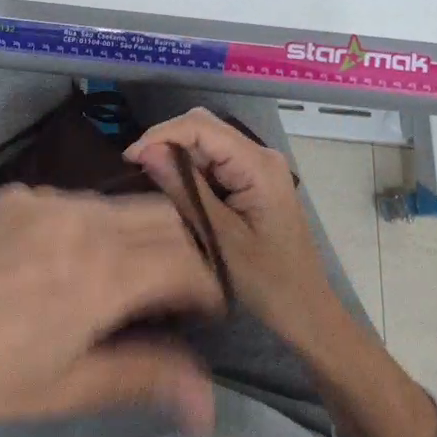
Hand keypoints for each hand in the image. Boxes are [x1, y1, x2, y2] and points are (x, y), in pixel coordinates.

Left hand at [0, 186, 226, 436]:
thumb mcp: (72, 386)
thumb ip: (147, 377)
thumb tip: (207, 402)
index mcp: (102, 269)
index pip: (188, 257)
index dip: (210, 283)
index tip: (210, 310)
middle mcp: (79, 218)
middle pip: (162, 216)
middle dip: (184, 249)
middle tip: (178, 294)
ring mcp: (43, 199)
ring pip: (118, 205)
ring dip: (139, 235)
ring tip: (125, 281)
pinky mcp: (13, 196)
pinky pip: (73, 201)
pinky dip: (92, 225)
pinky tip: (69, 264)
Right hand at [124, 108, 344, 351]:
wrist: (306, 310)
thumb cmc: (267, 281)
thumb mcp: (219, 238)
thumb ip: (183, 190)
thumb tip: (146, 152)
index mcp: (258, 165)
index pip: (201, 126)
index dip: (161, 135)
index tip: (130, 159)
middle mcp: (260, 155)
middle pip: (203, 127)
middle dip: (166, 142)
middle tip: (136, 169)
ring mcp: (259, 166)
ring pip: (206, 142)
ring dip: (177, 156)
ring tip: (150, 180)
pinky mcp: (253, 179)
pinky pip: (215, 160)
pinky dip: (191, 169)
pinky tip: (175, 190)